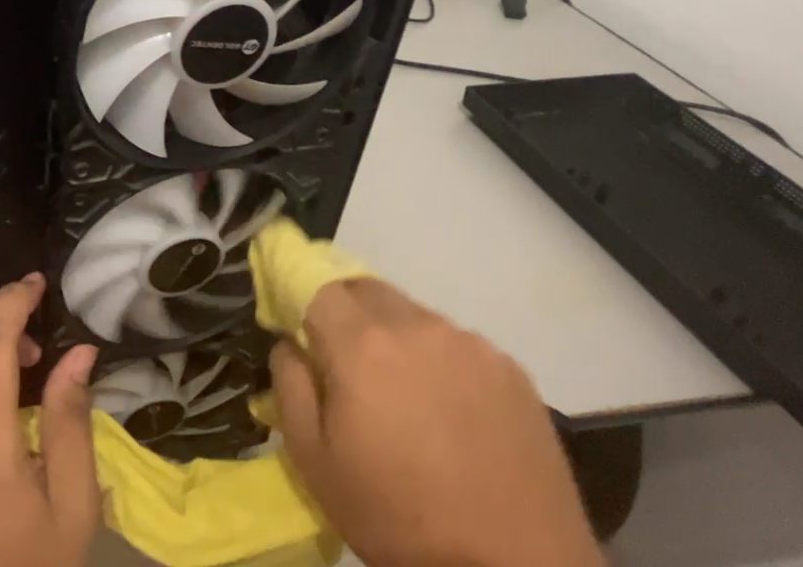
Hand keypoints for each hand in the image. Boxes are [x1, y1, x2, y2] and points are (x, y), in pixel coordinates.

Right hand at [272, 279, 601, 566]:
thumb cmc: (396, 517)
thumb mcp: (313, 460)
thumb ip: (290, 386)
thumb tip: (289, 343)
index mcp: (363, 345)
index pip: (319, 287)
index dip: (303, 305)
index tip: (301, 338)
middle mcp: (419, 327)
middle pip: (368, 290)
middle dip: (347, 314)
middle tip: (346, 366)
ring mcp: (473, 346)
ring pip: (415, 317)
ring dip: (396, 339)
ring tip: (403, 398)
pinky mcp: (514, 371)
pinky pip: (459, 346)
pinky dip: (441, 362)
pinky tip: (449, 413)